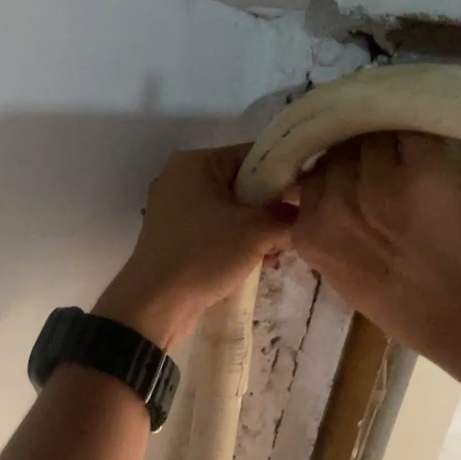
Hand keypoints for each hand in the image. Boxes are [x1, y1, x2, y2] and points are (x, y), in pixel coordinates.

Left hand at [94, 144, 294, 347]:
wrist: (155, 304)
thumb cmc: (204, 255)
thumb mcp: (256, 232)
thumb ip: (287, 215)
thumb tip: (303, 212)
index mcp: (195, 163)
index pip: (253, 155)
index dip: (284, 174)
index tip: (306, 198)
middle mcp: (180, 179)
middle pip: (241, 184)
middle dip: (270, 210)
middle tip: (291, 231)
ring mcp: (173, 209)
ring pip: (229, 211)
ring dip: (256, 231)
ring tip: (276, 254)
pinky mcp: (173, 237)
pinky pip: (214, 230)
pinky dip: (235, 243)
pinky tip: (258, 264)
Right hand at [292, 132, 460, 355]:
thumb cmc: (408, 311)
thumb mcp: (343, 276)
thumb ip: (327, 236)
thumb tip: (328, 199)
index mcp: (310, 234)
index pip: (310, 176)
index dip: (331, 172)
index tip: (347, 177)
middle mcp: (336, 203)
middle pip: (336, 151)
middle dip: (353, 153)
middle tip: (377, 166)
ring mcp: (379, 182)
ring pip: (371, 136)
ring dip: (385, 141)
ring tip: (404, 157)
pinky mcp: (423, 168)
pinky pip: (411, 134)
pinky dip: (419, 138)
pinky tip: (429, 156)